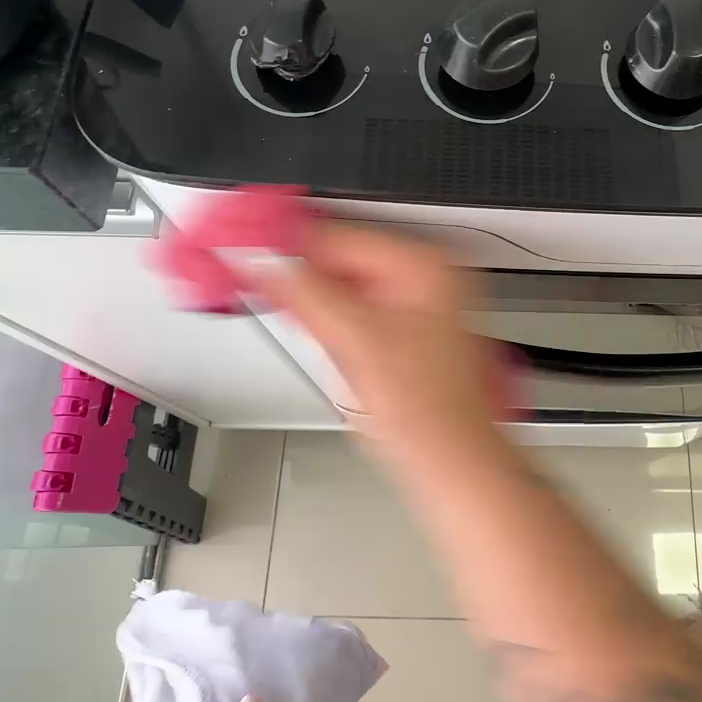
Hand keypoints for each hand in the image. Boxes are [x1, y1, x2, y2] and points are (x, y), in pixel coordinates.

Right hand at [247, 221, 510, 463]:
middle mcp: (429, 279)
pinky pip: (360, 313)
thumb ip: (304, 293)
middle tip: (255, 282)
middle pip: (343, 262)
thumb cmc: (431, 414)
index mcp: (425, 266)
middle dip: (302, 280)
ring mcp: (422, 307)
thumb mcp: (357, 341)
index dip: (288, 247)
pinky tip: (324, 341)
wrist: (454, 466)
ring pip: (347, 289)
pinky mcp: (411, 334)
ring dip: (316, 304)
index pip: (339, 236)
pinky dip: (333, 322)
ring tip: (303, 328)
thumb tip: (264, 260)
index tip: (247, 249)